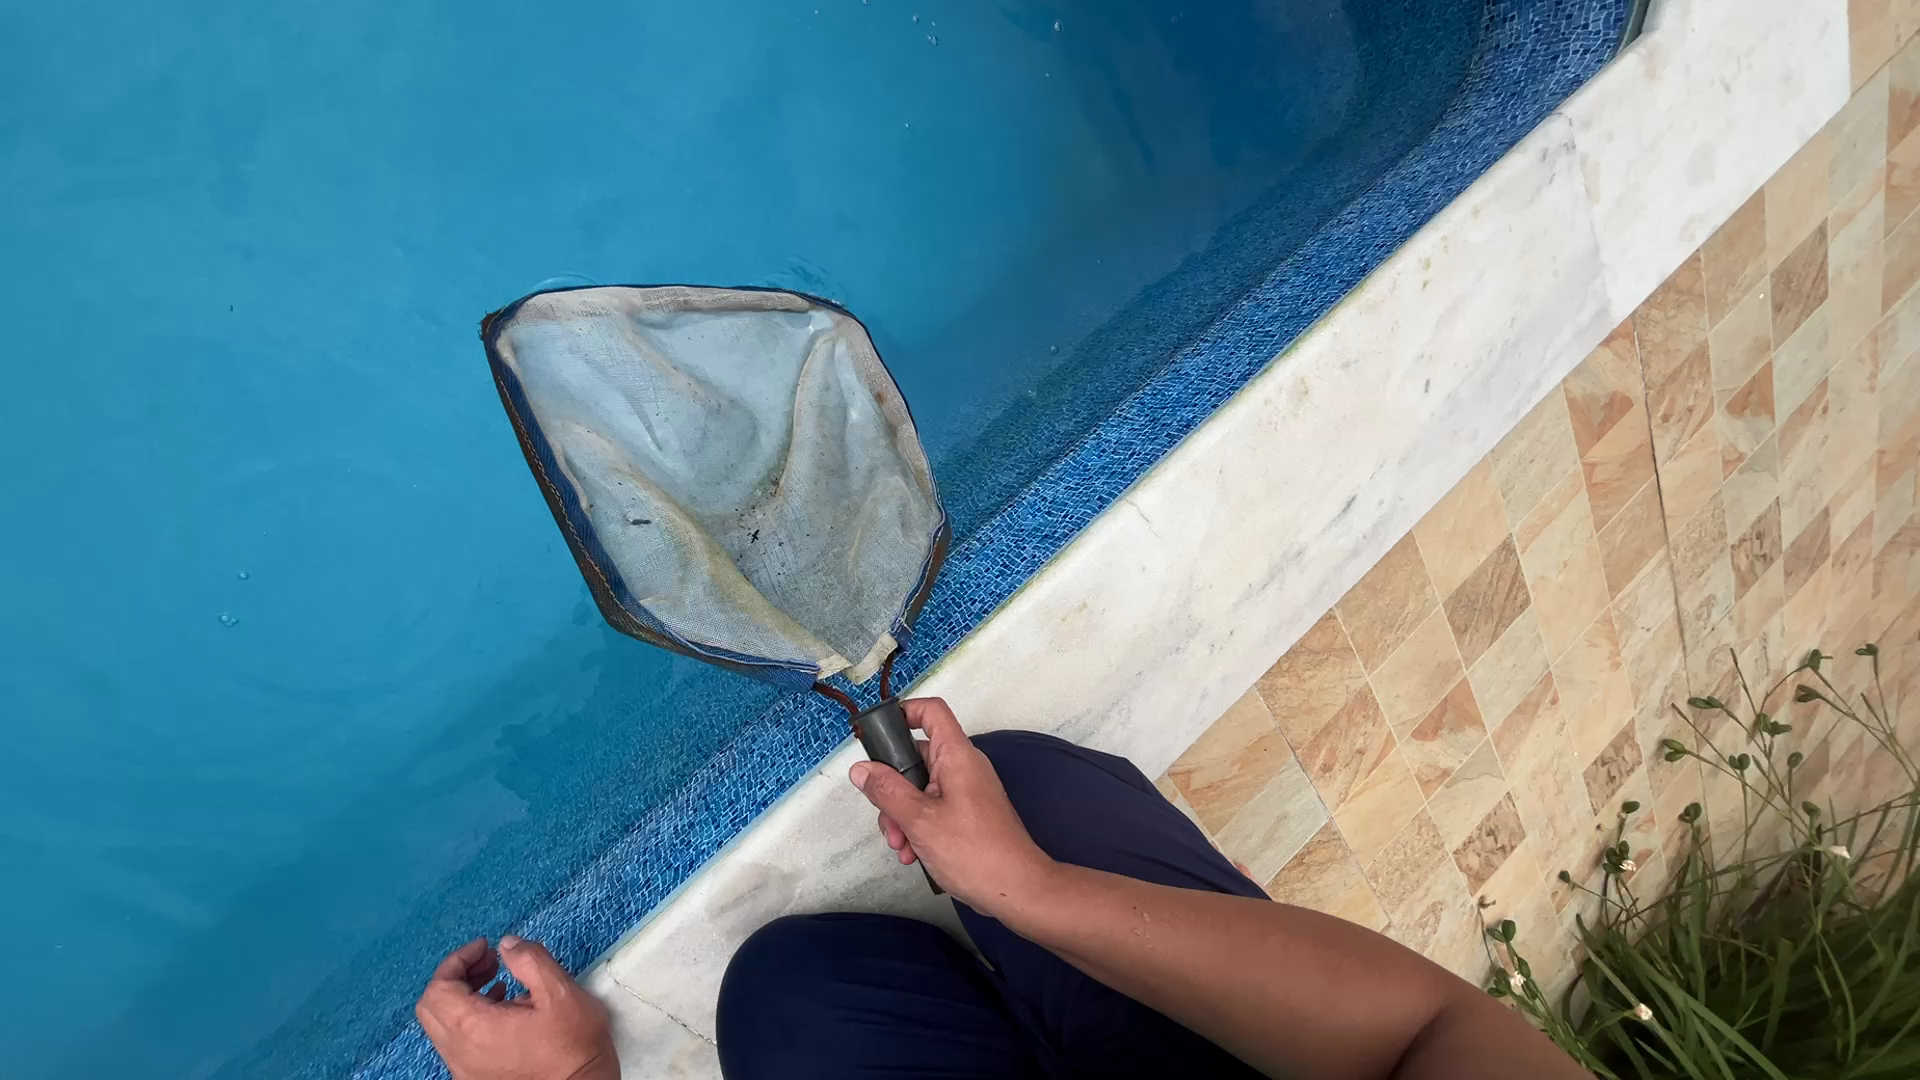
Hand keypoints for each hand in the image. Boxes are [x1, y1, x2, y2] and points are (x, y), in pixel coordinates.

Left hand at [415, 935, 618, 1079]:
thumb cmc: (572, 1039)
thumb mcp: (560, 990)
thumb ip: (530, 960)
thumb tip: (506, 944)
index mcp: (475, 1030)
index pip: (438, 990)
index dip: (457, 960)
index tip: (487, 946)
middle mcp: (458, 1054)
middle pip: (431, 1008)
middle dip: (456, 975)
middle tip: (491, 960)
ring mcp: (463, 1070)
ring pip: (441, 1025)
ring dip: (462, 994)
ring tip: (499, 978)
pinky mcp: (474, 1077)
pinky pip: (455, 1040)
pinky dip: (468, 1014)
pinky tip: (503, 1005)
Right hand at [848, 698, 1056, 916]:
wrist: (1016, 889)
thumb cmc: (973, 850)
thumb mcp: (920, 820)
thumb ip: (887, 791)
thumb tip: (860, 768)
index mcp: (956, 754)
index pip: (932, 711)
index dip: (904, 712)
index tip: (876, 734)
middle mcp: (962, 765)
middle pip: (916, 757)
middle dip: (892, 788)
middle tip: (885, 821)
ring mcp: (966, 790)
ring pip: (920, 788)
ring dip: (902, 816)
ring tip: (901, 848)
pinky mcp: (968, 813)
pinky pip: (933, 807)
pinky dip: (918, 827)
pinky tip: (913, 855)